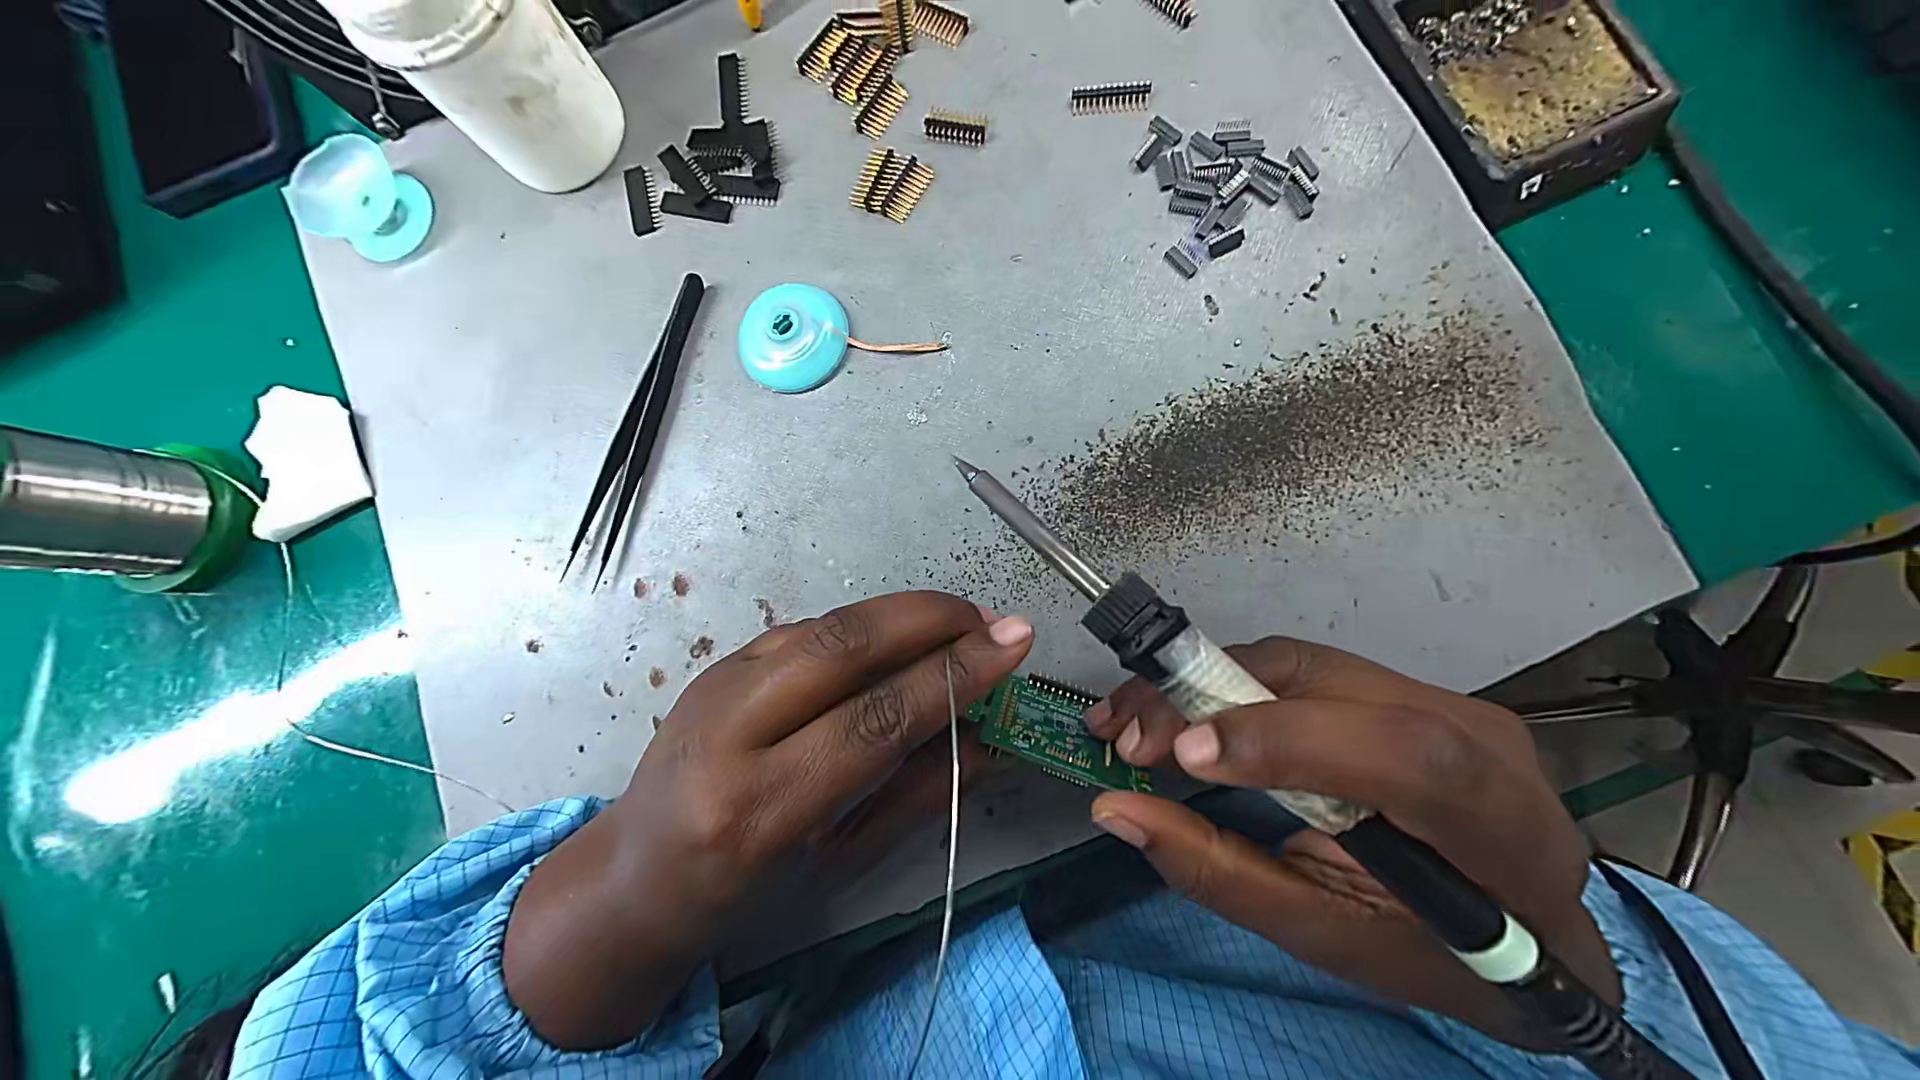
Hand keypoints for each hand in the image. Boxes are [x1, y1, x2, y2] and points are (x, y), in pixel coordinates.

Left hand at [504, 592, 1033, 1048]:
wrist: (633, 876)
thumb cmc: (745, 892)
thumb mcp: (841, 861)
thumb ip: (921, 792)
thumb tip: (994, 736)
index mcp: (760, 808)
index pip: (875, 719)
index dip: (954, 674)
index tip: (1013, 642)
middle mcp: (729, 733)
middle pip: (844, 647)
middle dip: (930, 619)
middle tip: (989, 623)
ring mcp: (717, 686)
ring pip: (827, 626)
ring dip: (902, 615)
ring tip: (958, 627)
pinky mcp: (719, 662)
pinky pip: (809, 632)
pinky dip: (866, 628)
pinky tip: (899, 643)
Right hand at [1082, 637, 1614, 1046]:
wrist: (1524, 929)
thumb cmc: (1434, 952)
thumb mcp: (1328, 934)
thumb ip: (1220, 871)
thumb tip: (1118, 809)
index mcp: (1500, 827)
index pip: (1403, 754)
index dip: (1288, 739)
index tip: (1184, 756)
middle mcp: (1477, 735)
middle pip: (1329, 684)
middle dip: (1208, 699)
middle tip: (1126, 739)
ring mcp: (1436, 697)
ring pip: (1294, 661)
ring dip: (1198, 682)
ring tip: (1133, 724)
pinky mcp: (1393, 685)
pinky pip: (1291, 667)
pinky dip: (1218, 680)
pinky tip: (1173, 707)